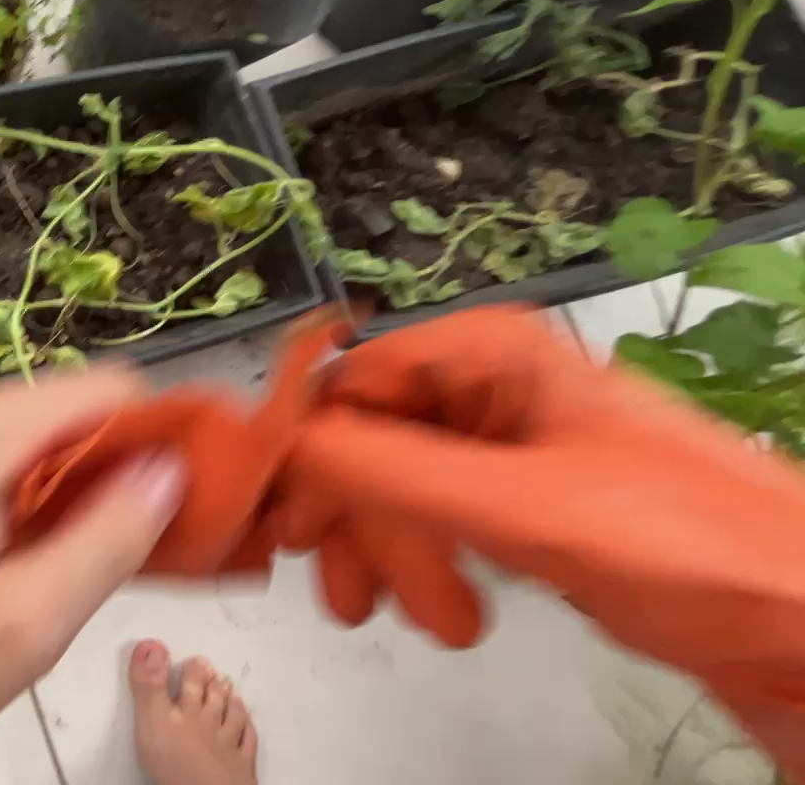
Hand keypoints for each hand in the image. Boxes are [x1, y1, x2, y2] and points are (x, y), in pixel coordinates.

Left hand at [0, 366, 185, 784]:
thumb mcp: (22, 626)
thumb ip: (109, 539)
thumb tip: (170, 471)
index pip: (101, 391)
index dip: (160, 436)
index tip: (198, 497)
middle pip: (58, 416)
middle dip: (107, 477)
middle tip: (132, 562)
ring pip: (18, 442)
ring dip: (59, 497)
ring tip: (61, 577)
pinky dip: (11, 500)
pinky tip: (7, 566)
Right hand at [278, 307, 804, 769]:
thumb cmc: (692, 550)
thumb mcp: (526, 505)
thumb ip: (389, 467)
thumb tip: (279, 445)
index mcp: (482, 351)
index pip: (344, 382)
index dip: (306, 448)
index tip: (288, 522)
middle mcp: (475, 381)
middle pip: (360, 437)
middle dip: (352, 520)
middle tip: (344, 593)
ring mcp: (491, 436)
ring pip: (385, 480)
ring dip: (384, 551)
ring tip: (414, 620)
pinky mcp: (507, 490)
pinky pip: (424, 511)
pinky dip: (418, 559)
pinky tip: (437, 610)